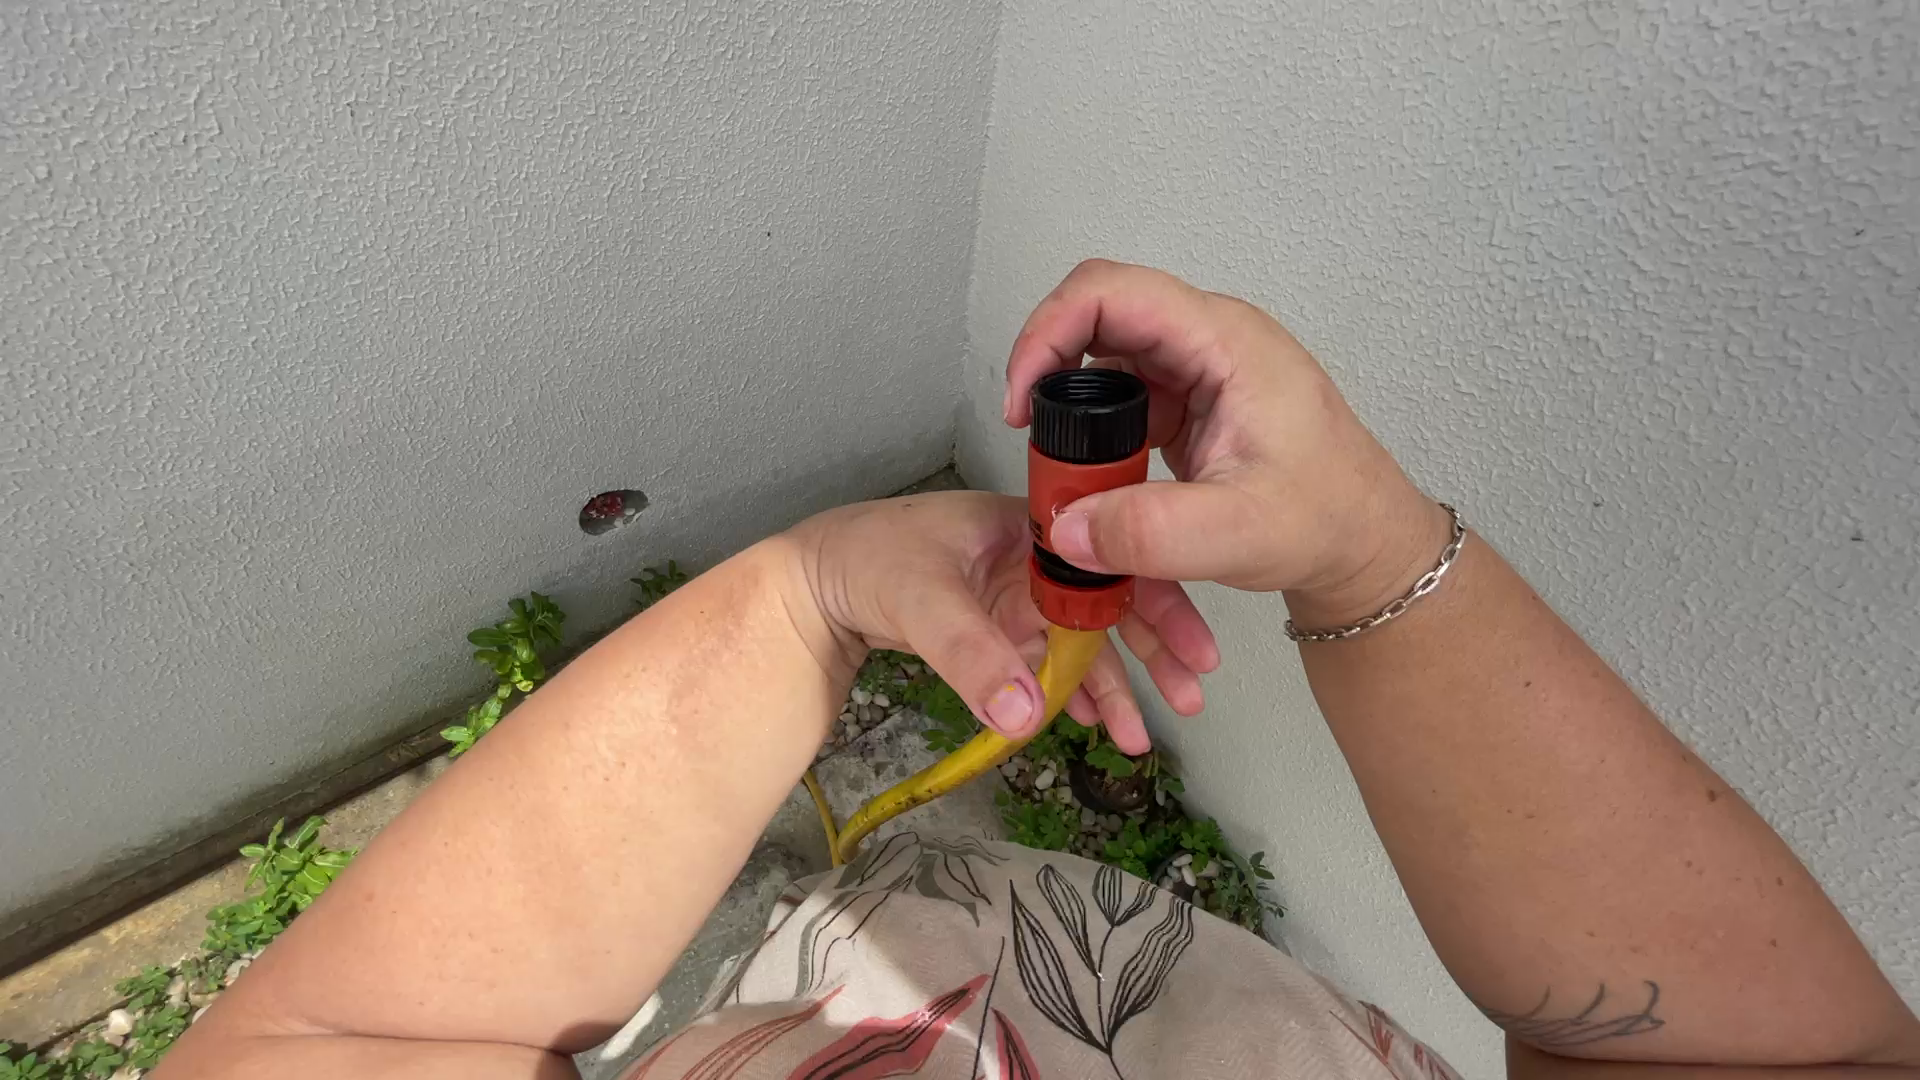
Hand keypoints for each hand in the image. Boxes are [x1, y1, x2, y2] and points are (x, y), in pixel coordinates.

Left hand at [785, 491, 1218, 752]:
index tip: (1194, 654)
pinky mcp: (995, 627)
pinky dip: (1064, 690)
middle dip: (1150, 651)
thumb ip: (972, 653)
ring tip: (1135, 738)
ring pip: (1078, 640)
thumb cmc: (868, 561)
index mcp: (1029, 529)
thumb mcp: (921, 598)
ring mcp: (1015, 597)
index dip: (1157, 604)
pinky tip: (1085, 722)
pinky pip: (1042, 660)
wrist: (816, 582)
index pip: (1109, 564)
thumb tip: (1029, 716)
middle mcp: (1033, 560)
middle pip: (1106, 604)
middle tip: (1188, 698)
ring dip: (1110, 685)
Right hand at [1002, 259, 1450, 621]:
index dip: (1048, 331)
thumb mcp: (1238, 533)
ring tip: (1057, 460)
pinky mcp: (1183, 401)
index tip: (1022, 398)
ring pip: (1101, 354)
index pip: (1111, 292)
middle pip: (1097, 314)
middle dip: (1046, 365)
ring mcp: (1193, 369)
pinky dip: (1088, 429)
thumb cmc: (1326, 519)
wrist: (1359, 540)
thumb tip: (1064, 526)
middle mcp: (1205, 342)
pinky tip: (1089, 470)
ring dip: (1065, 400)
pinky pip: (1116, 395)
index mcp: (1224, 343)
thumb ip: (1149, 532)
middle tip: (1026, 429)